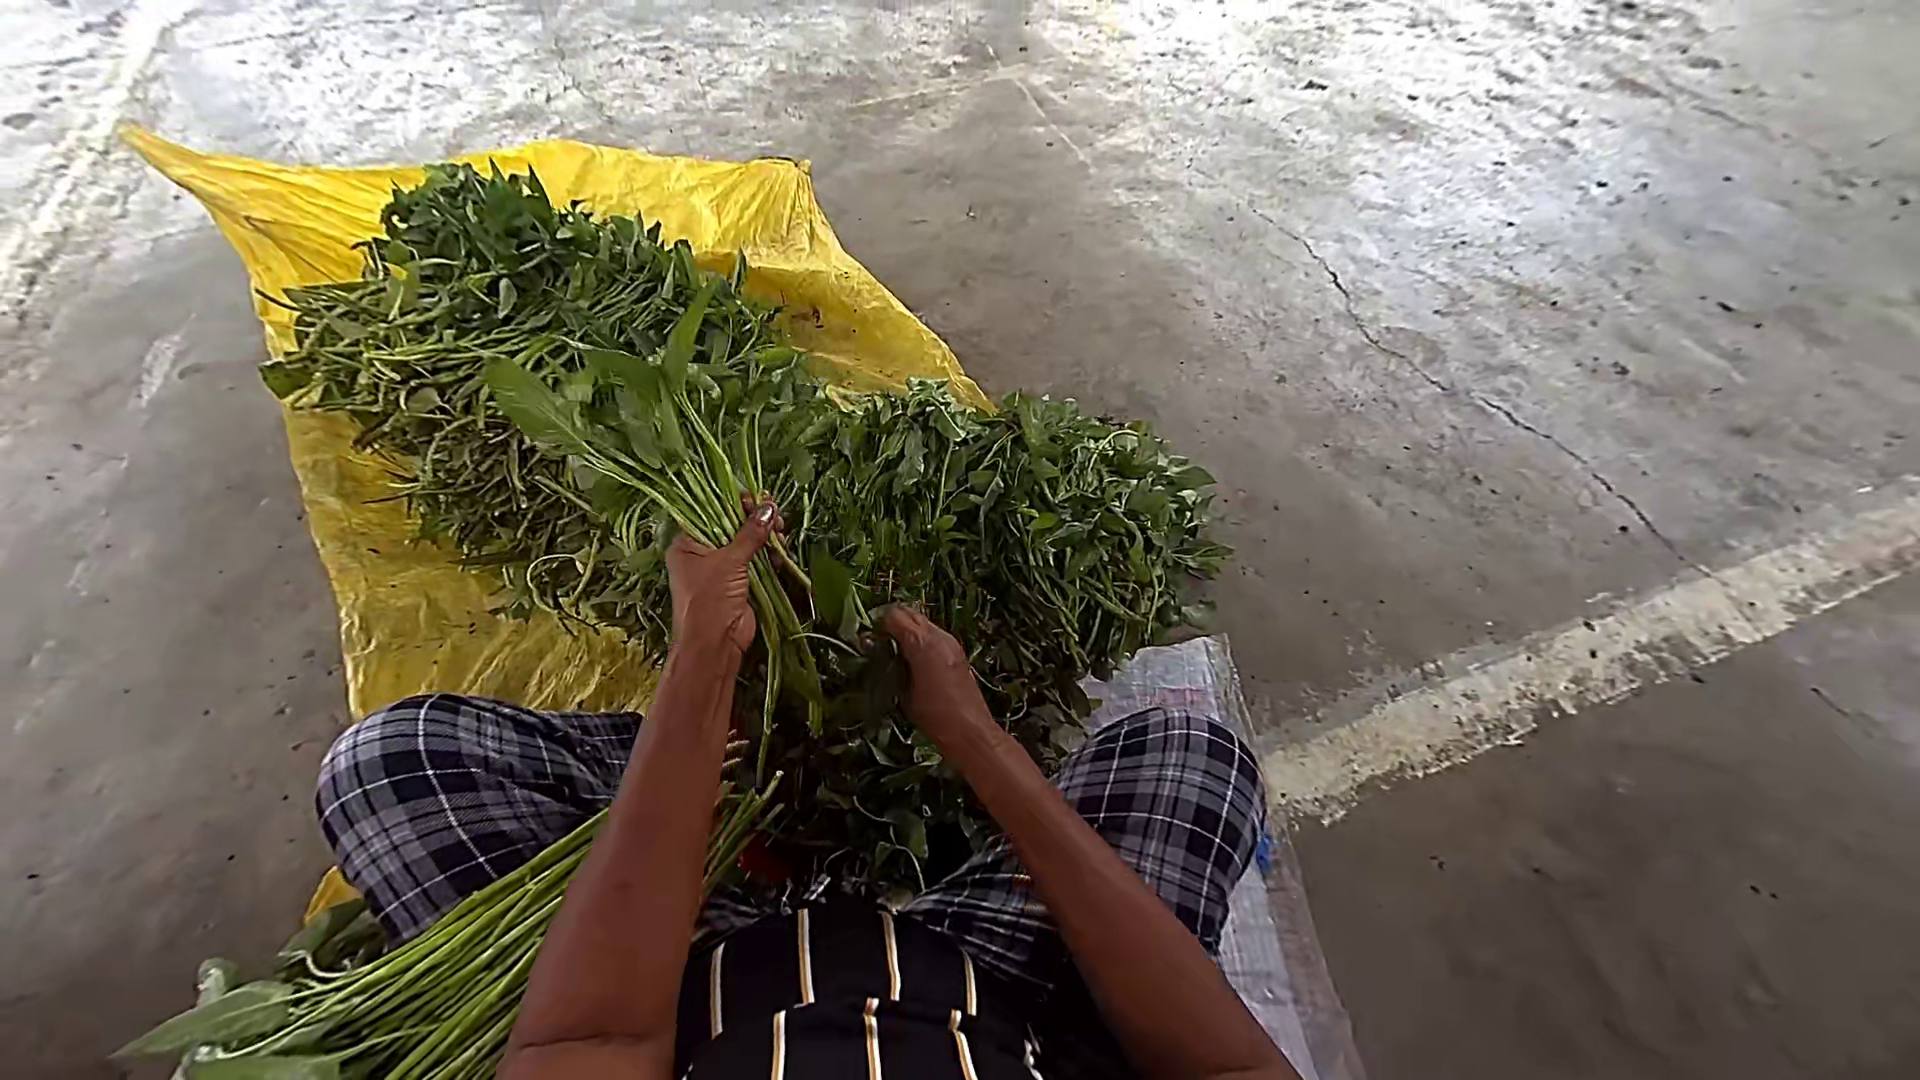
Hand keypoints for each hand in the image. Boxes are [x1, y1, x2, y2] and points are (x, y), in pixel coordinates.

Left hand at [666, 493, 780, 654]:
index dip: (736, 504)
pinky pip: (757, 562)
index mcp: (688, 544)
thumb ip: (750, 533)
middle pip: (733, 527)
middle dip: (757, 521)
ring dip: (766, 538)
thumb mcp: (728, 561)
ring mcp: (723, 569)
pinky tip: (780, 552)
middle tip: (776, 517)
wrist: (715, 643)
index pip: (712, 513)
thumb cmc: (710, 599)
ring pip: (748, 544)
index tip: (758, 498)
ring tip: (781, 534)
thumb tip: (768, 508)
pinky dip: (769, 556)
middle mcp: (703, 554)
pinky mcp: (740, 582)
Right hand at [878, 605, 996, 744]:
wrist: (970, 731)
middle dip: (892, 622)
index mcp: (923, 644)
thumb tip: (877, 651)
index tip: (869, 638)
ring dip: (908, 629)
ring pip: (923, 621)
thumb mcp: (903, 693)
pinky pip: (934, 634)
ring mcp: (951, 642)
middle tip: (879, 641)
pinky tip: (912, 658)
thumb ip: (890, 666)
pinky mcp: (957, 650)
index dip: (878, 623)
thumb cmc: (934, 716)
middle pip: (910, 612)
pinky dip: (921, 638)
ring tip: (894, 650)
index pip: (894, 615)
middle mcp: (939, 636)